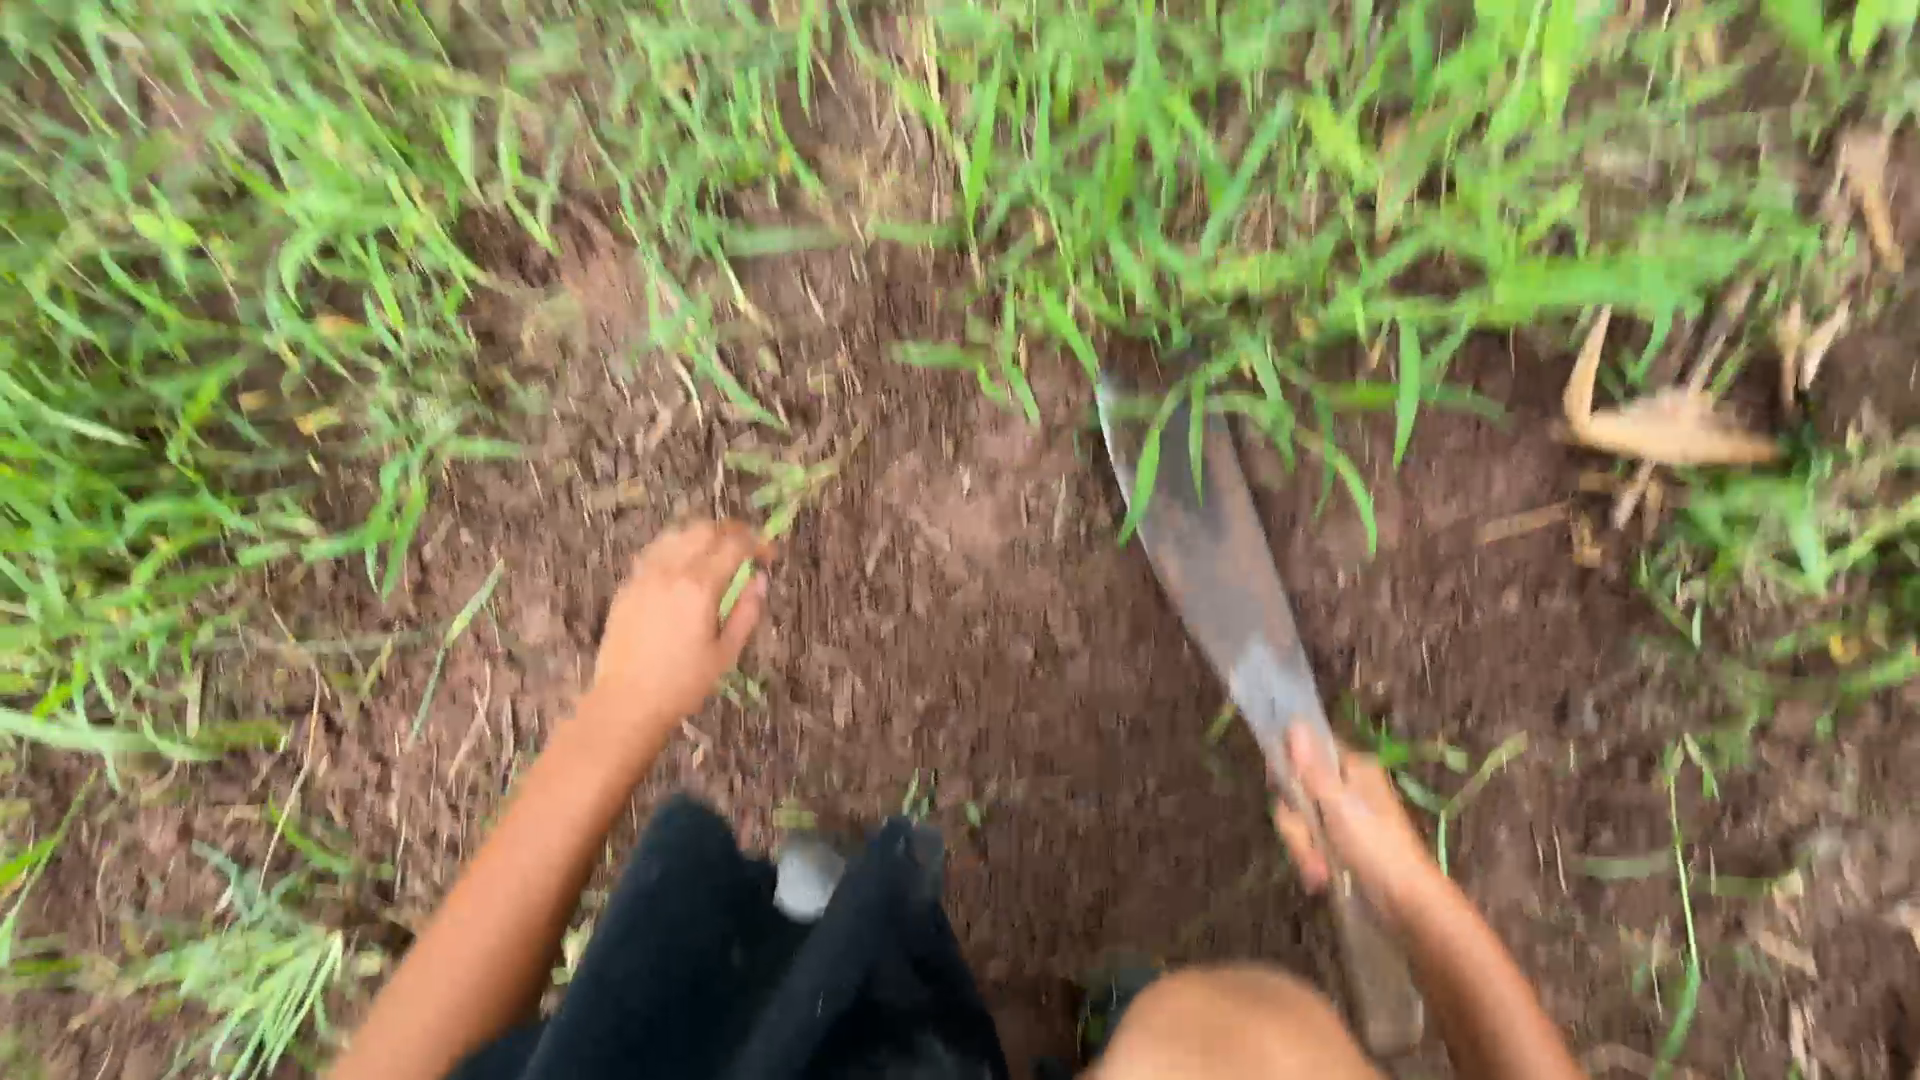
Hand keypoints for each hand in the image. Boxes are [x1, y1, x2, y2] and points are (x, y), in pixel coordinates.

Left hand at [582, 520, 771, 748]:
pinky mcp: (628, 586)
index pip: (734, 545)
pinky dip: (676, 549)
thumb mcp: (727, 652)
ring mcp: (644, 576)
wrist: (626, 702)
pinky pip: (655, 552)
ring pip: (676, 534)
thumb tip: (759, 580)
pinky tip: (684, 568)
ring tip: (716, 552)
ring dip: (701, 535)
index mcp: (700, 586)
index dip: (757, 544)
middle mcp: (670, 571)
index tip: (768, 556)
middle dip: (731, 531)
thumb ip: (747, 611)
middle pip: (704, 529)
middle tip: (746, 547)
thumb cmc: (683, 683)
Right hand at [1272, 726, 1443, 929]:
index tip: (1278, 783)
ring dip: (1304, 847)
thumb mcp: (1339, 804)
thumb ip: (1312, 767)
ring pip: (1301, 818)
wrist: (1407, 905)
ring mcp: (1342, 817)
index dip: (1288, 764)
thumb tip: (1294, 723)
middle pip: (1298, 788)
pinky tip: (1320, 877)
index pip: (1308, 748)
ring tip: (1319, 872)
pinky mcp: (1340, 843)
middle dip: (1297, 822)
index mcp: (1352, 768)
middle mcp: (1346, 787)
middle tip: (1308, 841)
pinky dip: (1312, 858)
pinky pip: (1310, 840)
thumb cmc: (1377, 848)